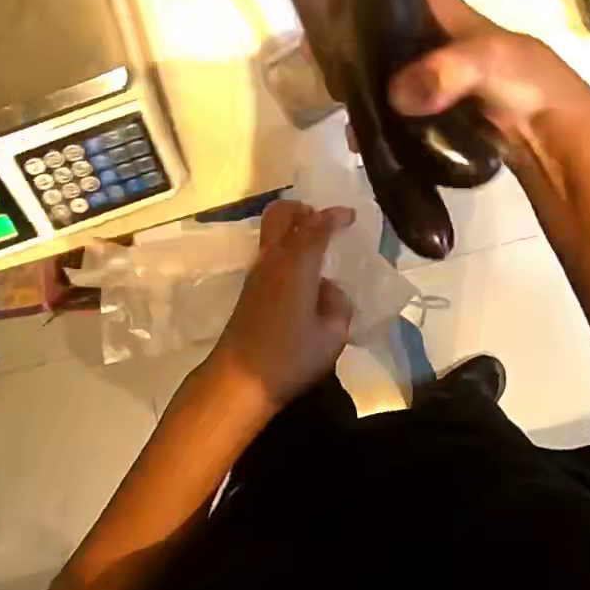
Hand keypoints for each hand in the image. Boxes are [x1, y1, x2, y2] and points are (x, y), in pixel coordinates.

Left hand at [205, 200, 355, 406]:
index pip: (316, 226)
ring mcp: (256, 273)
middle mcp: (272, 260)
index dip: (334, 216)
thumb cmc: (290, 356)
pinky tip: (304, 276)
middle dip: (301, 209)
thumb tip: (328, 291)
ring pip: (271, 233)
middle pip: (279, 214)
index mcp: (296, 264)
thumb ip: (338, 305)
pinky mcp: (249, 290)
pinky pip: (270, 254)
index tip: (350, 216)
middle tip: (322, 221)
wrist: (239, 380)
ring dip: (292, 229)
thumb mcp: (332, 336)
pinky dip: (287, 250)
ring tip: (318, 249)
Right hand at [296, 0, 589, 149]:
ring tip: (332, 93)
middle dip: (333, 28)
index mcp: (434, 8)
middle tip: (310, 48)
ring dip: (345, 78)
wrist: (545, 130)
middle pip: (363, 21)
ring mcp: (414, 75)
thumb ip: (451, 70)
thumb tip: (400, 95)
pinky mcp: (414, 110)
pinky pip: (378, 109)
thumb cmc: (526, 78)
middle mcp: (418, 37)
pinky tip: (359, 136)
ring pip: (365, 66)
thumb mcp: (495, 61)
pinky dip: (365, 122)